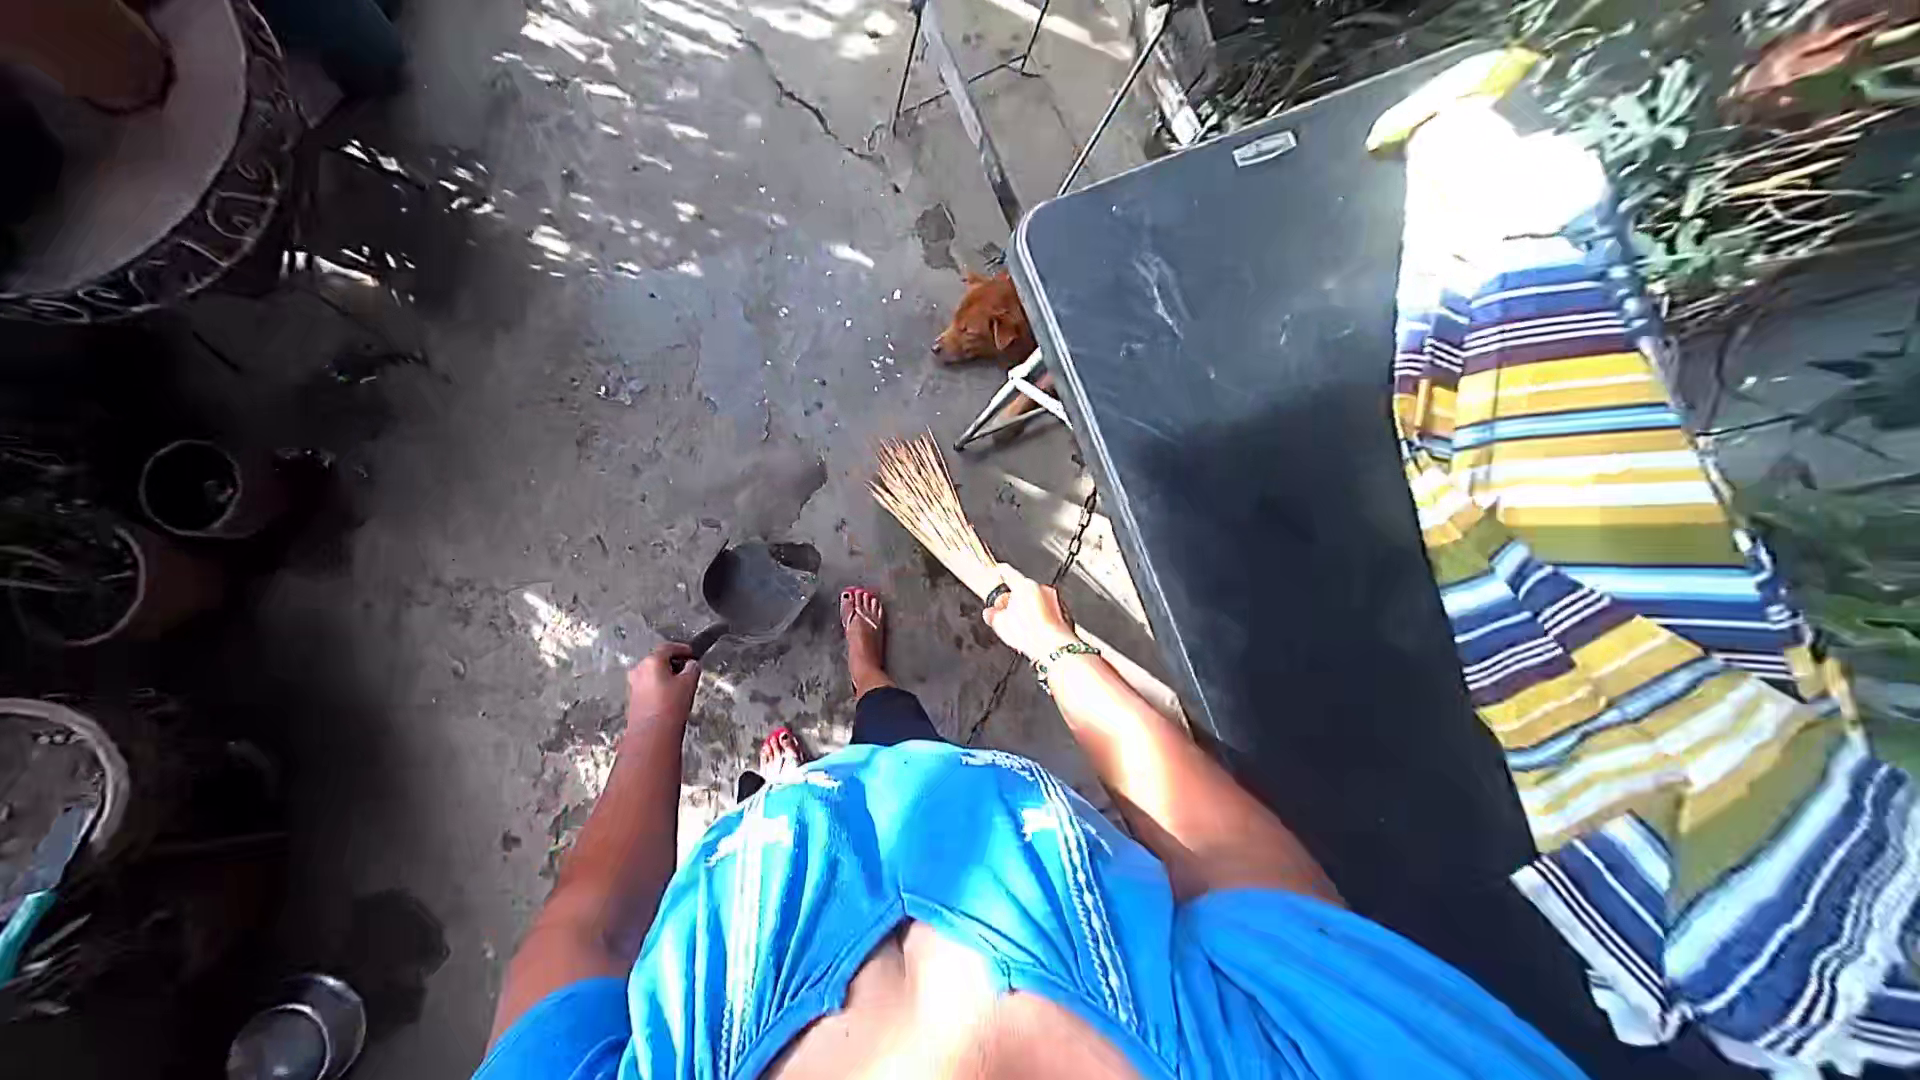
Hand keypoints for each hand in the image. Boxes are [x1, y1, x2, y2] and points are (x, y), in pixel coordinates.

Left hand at [626, 642, 699, 725]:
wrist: (652, 734)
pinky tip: (671, 695)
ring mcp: (634, 685)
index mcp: (651, 662)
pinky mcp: (635, 699)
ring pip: (653, 673)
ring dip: (667, 675)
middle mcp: (639, 671)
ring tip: (682, 683)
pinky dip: (660, 686)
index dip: (682, 649)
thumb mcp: (689, 683)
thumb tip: (692, 665)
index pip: (668, 648)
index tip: (691, 652)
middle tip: (688, 667)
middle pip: (658, 660)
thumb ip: (692, 668)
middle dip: (674, 662)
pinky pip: (649, 686)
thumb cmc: (669, 707)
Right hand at [982, 563, 1079, 661]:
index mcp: (1025, 585)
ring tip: (1023, 629)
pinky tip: (1037, 632)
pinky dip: (1043, 618)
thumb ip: (993, 614)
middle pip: (1024, 590)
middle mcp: (1043, 588)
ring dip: (1030, 610)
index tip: (997, 571)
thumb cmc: (1030, 634)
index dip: (1000, 572)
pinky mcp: (1066, 613)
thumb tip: (990, 613)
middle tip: (1008, 615)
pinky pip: (1050, 612)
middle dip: (1016, 600)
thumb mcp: (1000, 624)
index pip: (1009, 573)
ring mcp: (1057, 600)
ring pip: (1039, 601)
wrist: (1054, 648)